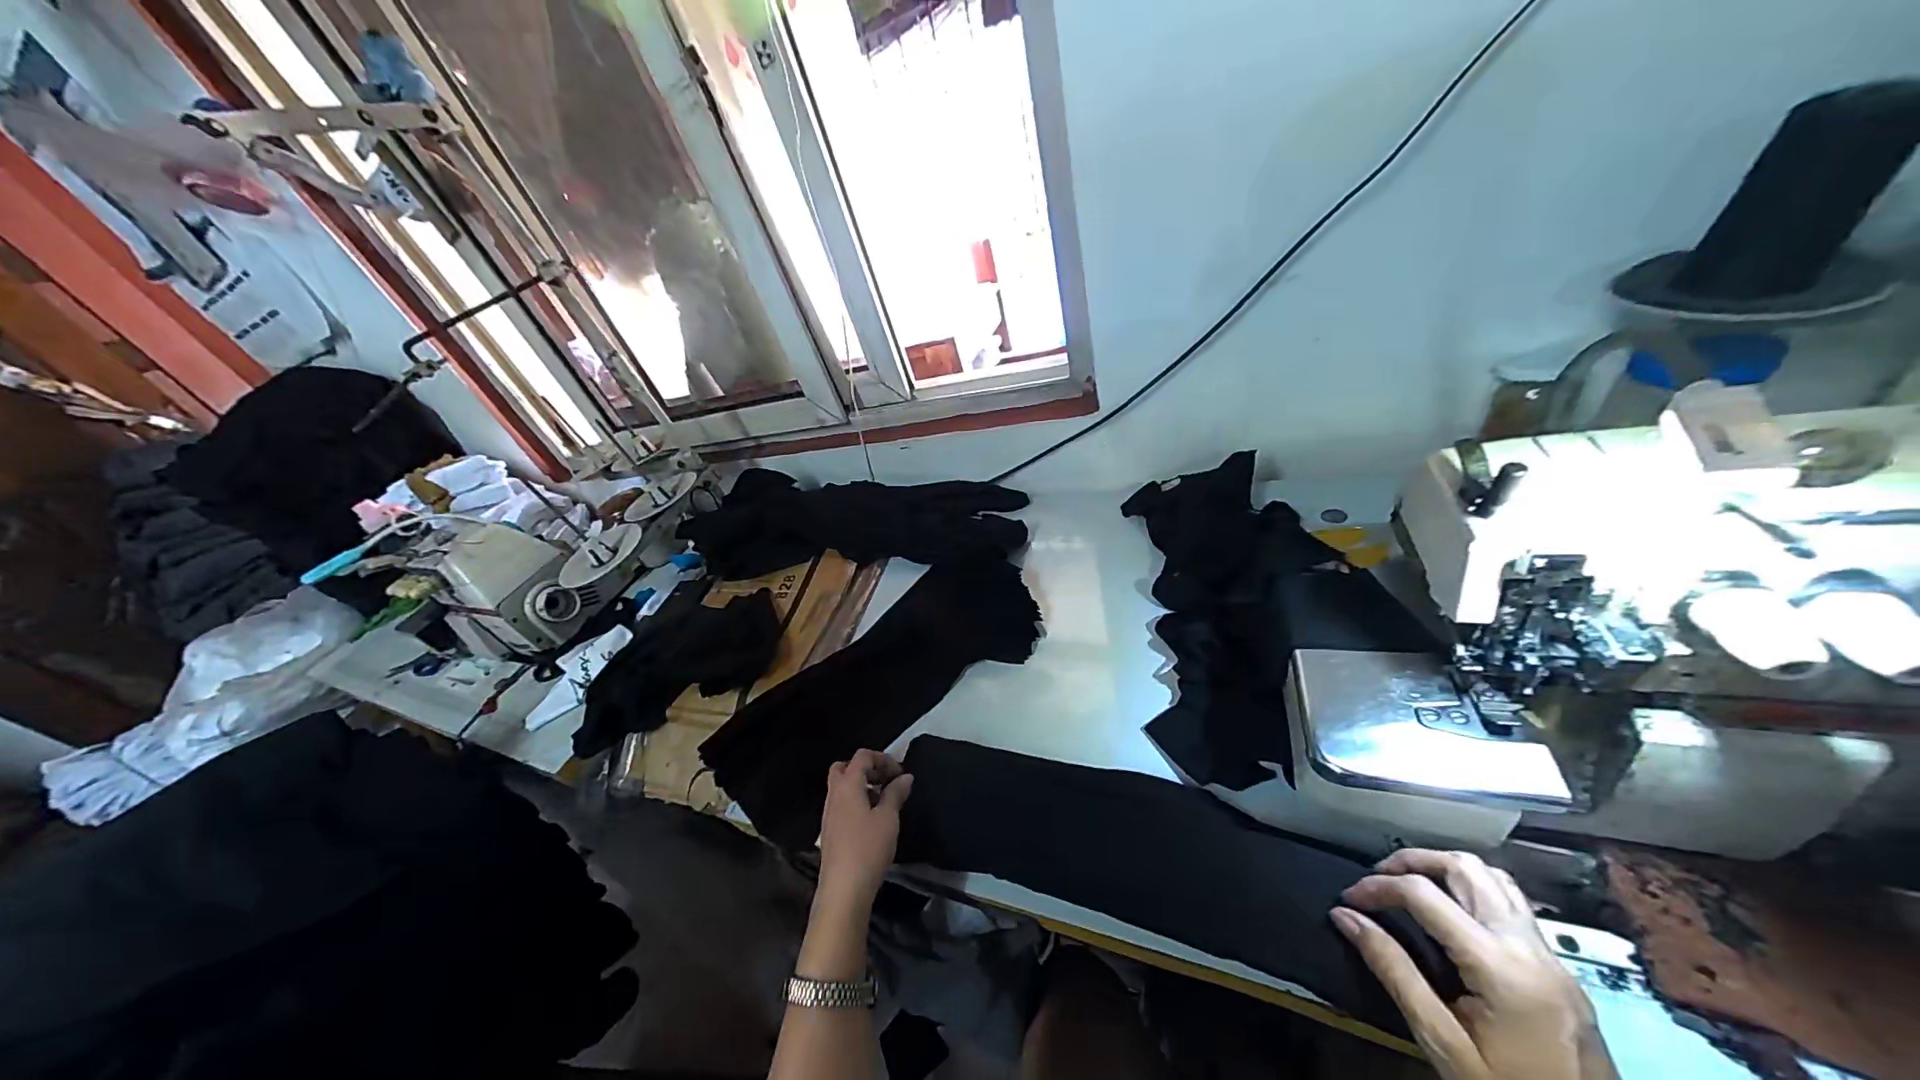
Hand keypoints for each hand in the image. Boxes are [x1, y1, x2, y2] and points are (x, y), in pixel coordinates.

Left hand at [815, 749, 912, 916]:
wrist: (843, 889)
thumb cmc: (868, 847)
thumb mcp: (888, 818)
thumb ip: (896, 793)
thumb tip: (905, 777)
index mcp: (847, 785)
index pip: (861, 756)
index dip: (883, 758)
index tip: (900, 774)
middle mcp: (833, 795)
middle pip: (844, 768)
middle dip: (866, 769)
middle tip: (886, 781)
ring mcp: (828, 814)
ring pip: (841, 788)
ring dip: (862, 787)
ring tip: (884, 802)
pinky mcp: (829, 832)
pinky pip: (842, 805)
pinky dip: (856, 803)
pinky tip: (872, 821)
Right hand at [1330, 849, 1616, 1079]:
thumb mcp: (1441, 1041)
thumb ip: (1394, 971)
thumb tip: (1345, 917)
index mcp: (1499, 966)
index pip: (1424, 895)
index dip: (1377, 887)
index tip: (1348, 900)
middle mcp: (1529, 948)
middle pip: (1465, 868)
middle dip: (1413, 861)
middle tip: (1378, 878)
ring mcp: (1551, 957)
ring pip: (1494, 877)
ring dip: (1446, 869)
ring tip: (1411, 885)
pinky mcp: (1559, 969)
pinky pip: (1512, 904)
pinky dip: (1473, 889)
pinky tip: (1452, 912)